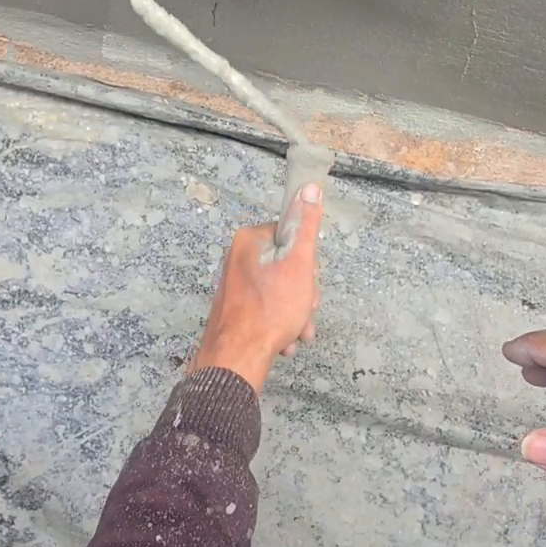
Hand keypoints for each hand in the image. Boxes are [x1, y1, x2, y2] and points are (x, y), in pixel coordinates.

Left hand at [190, 184, 324, 391]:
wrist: (237, 359)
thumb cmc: (268, 313)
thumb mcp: (299, 264)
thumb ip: (306, 226)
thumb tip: (310, 188)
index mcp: (249, 241)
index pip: (291, 237)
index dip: (307, 263)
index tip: (308, 281)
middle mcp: (238, 259)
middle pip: (287, 267)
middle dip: (303, 294)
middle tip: (304, 310)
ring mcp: (236, 285)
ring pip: (280, 291)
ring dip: (295, 313)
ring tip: (297, 331)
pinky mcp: (235, 308)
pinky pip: (267, 309)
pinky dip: (280, 324)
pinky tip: (285, 341)